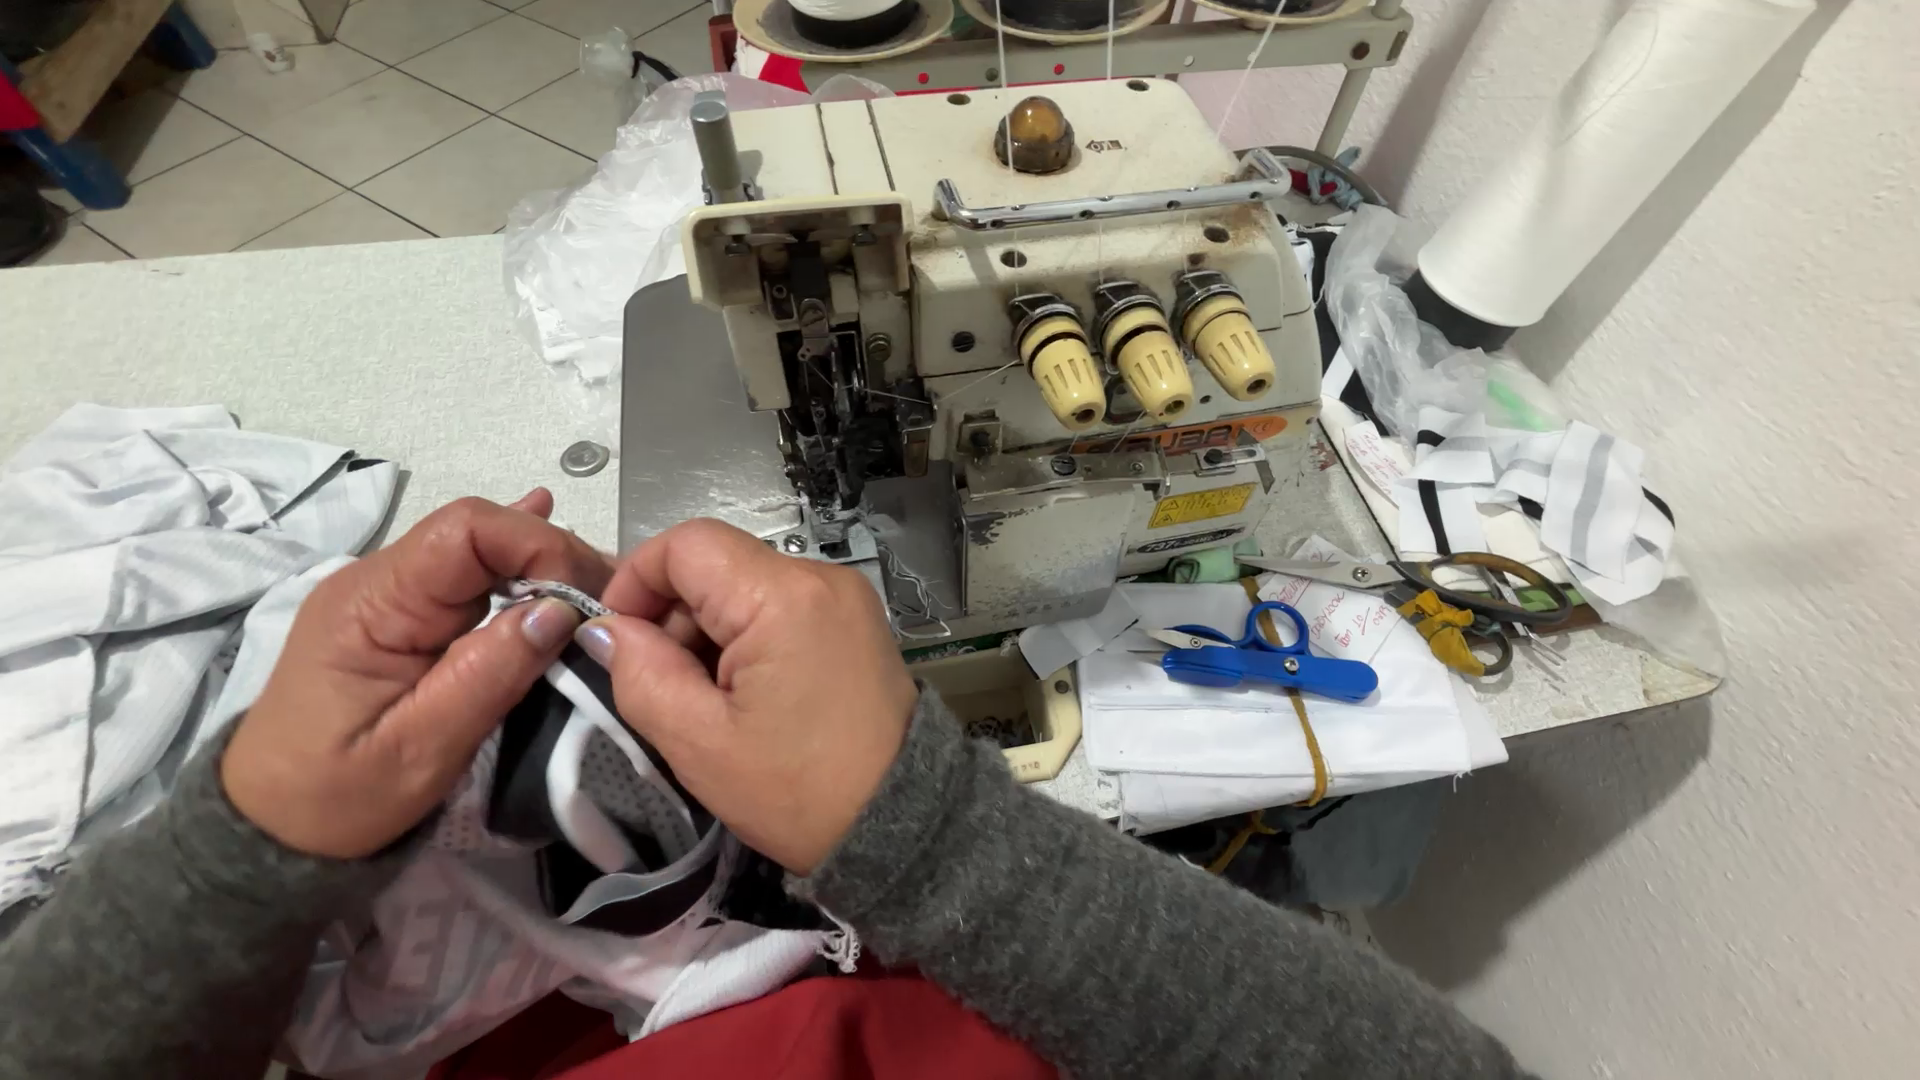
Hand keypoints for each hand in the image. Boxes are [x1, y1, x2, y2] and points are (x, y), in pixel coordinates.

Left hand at [223, 490, 612, 858]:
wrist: (271, 828)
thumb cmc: (339, 797)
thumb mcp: (420, 750)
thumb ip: (487, 673)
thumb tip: (560, 610)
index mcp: (374, 603)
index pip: (468, 529)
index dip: (538, 546)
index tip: (583, 602)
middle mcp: (382, 581)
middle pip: (485, 531)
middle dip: (556, 558)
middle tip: (607, 612)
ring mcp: (396, 594)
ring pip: (489, 549)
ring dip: (551, 569)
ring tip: (598, 606)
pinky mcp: (413, 613)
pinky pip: (475, 571)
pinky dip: (524, 563)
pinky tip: (558, 558)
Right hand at [574, 519, 915, 874]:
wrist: (898, 819)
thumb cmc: (798, 789)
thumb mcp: (700, 743)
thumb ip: (640, 673)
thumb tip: (607, 629)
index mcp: (783, 596)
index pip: (687, 543)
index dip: (637, 579)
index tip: (617, 636)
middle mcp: (821, 576)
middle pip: (720, 563)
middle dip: (676, 615)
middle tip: (668, 685)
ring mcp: (846, 594)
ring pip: (748, 583)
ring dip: (711, 629)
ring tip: (713, 698)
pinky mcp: (857, 617)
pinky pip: (784, 603)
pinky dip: (750, 634)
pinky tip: (750, 690)